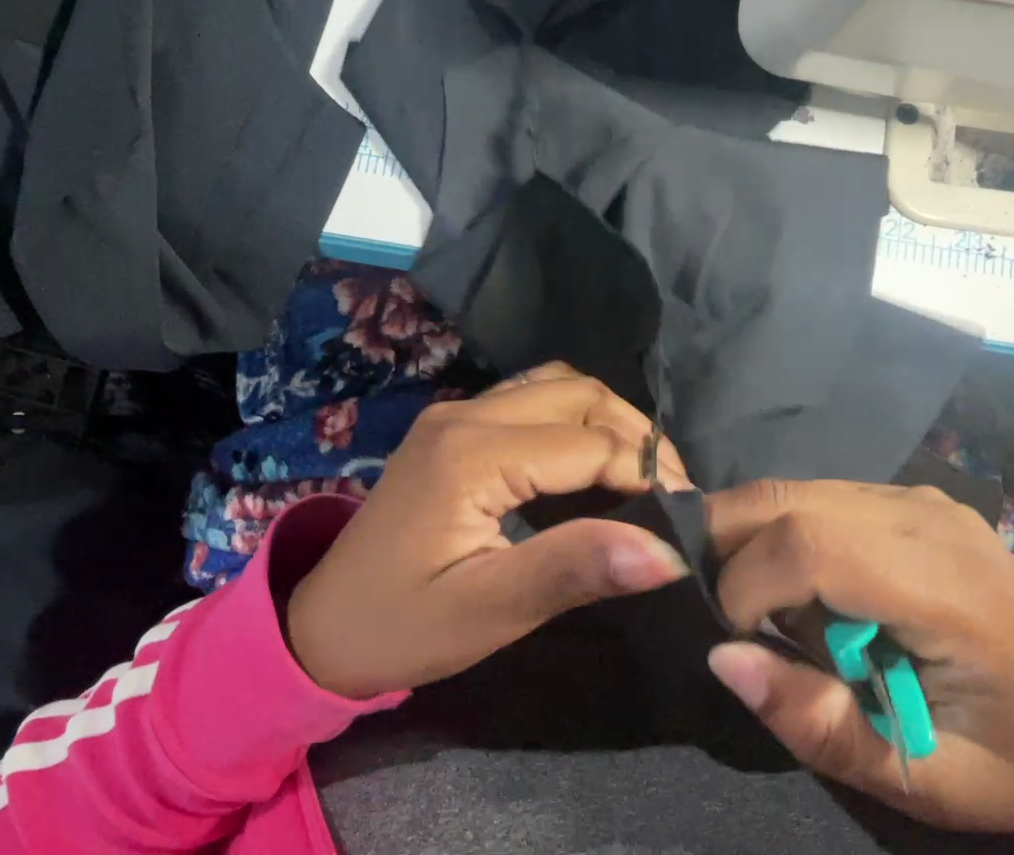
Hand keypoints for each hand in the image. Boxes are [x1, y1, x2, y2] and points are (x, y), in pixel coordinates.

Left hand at [286, 363, 692, 699]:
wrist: (323, 626)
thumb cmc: (401, 626)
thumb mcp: (487, 610)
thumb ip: (573, 569)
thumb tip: (668, 550)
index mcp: (471, 453)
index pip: (588, 443)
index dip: (648, 475)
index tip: (690, 519)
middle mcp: (463, 414)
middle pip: (577, 394)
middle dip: (636, 435)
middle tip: (673, 495)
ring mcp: (452, 416)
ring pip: (553, 388)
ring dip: (605, 422)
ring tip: (641, 478)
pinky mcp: (449, 430)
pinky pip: (527, 402)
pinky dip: (571, 423)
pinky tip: (589, 468)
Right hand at [702, 480, 1013, 836]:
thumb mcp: (925, 780)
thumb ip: (822, 727)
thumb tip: (722, 656)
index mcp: (954, 594)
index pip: (812, 549)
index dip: (747, 585)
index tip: (738, 638)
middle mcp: (931, 521)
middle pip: (783, 501)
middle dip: (724, 548)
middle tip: (723, 612)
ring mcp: (918, 498)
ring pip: (786, 491)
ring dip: (746, 540)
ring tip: (764, 606)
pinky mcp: (903, 496)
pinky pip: (808, 496)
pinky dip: (773, 532)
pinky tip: (795, 585)